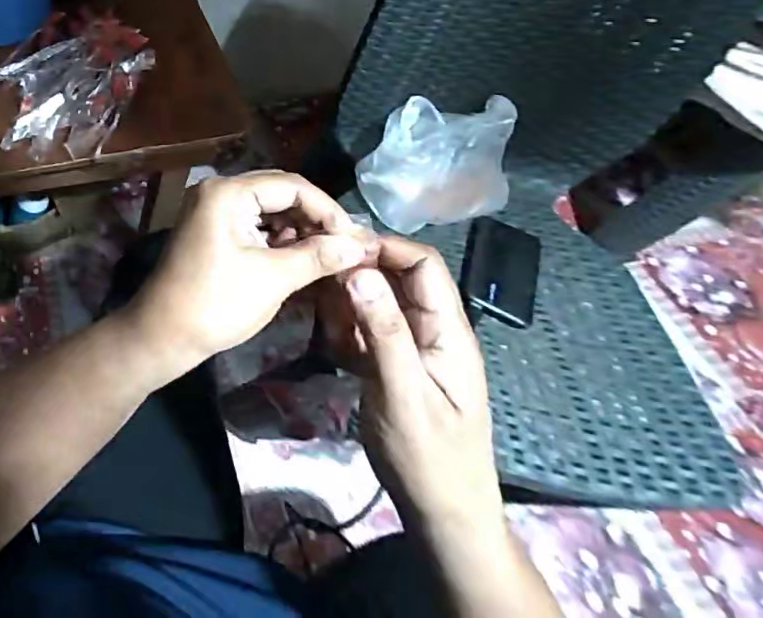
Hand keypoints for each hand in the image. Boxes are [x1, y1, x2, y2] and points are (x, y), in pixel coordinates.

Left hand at [123, 170, 375, 378]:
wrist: (164, 333)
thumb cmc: (216, 303)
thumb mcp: (273, 278)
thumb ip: (318, 256)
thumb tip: (360, 244)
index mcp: (227, 192)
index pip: (291, 185)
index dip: (327, 210)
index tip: (355, 239)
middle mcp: (218, 190)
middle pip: (280, 192)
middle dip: (315, 218)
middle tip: (346, 247)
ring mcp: (212, 209)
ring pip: (269, 208)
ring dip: (299, 229)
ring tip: (329, 255)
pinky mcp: (213, 229)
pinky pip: (254, 223)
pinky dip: (279, 238)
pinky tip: (301, 258)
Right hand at [318, 236, 502, 540]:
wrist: (442, 515)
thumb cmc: (430, 458)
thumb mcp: (405, 394)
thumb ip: (385, 331)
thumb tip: (359, 270)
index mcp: (447, 331)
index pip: (423, 264)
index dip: (384, 248)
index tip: (338, 249)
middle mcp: (431, 331)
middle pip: (396, 277)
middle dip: (357, 268)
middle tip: (315, 271)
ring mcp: (411, 347)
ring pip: (376, 300)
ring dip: (346, 296)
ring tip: (315, 302)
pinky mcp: (391, 364)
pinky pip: (366, 327)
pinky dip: (344, 323)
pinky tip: (326, 332)